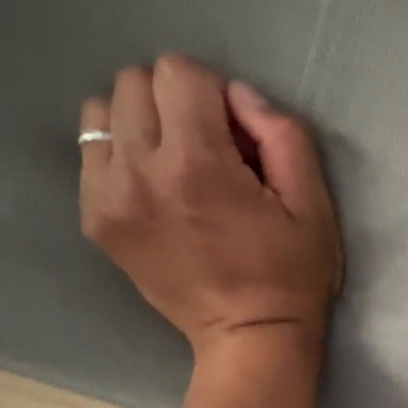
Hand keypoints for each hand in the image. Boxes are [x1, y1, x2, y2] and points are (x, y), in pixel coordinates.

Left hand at [79, 55, 342, 357]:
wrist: (250, 334)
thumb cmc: (294, 272)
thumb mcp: (315, 205)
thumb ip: (284, 137)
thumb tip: (240, 97)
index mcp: (199, 164)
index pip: (180, 73)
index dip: (217, 92)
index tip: (240, 132)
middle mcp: (138, 170)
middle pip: (134, 82)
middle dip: (177, 102)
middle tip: (212, 147)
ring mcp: (105, 194)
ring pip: (102, 110)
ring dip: (142, 124)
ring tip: (179, 164)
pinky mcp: (92, 215)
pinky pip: (92, 152)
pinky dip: (125, 156)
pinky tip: (161, 191)